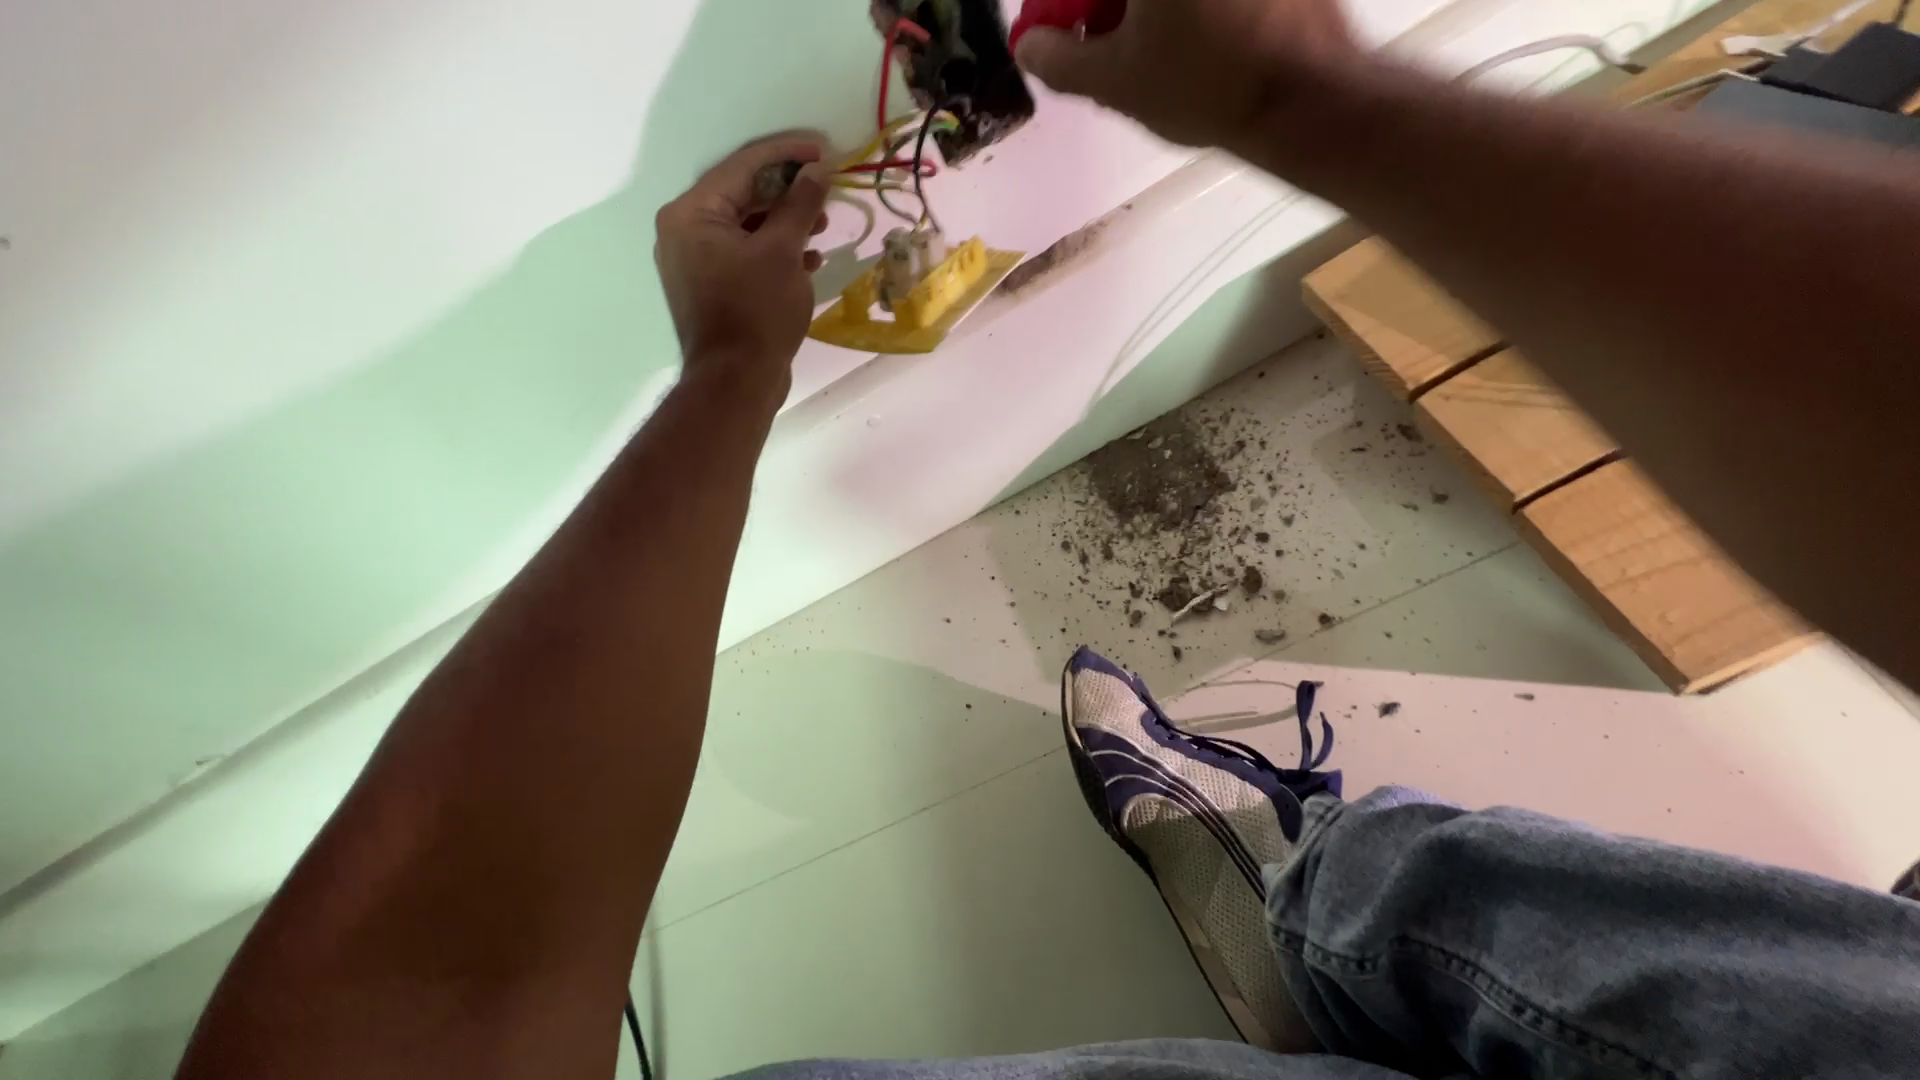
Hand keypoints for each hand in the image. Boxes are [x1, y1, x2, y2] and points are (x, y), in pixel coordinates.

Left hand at [655, 132, 832, 389]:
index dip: (787, 154)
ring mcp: (696, 263)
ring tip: (824, 224)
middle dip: (789, 191)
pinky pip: (746, 255)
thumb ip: (800, 204)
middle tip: (828, 189)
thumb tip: (819, 168)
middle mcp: (685, 231)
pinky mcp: (713, 288)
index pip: (743, 166)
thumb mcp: (784, 251)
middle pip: (743, 194)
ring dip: (787, 223)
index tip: (825, 150)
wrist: (737, 381)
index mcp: (691, 213)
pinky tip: (809, 259)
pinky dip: (776, 252)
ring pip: (747, 226)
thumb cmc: (757, 311)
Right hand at [1014, 0, 1367, 150]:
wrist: (1308, 96)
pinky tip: (1194, 34)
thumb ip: (1059, 61)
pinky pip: (1203, 3)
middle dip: (1106, 8)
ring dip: (1146, 13)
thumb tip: (1028, 46)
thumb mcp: (1114, 82)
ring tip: (1148, 42)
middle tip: (1102, 36)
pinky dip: (1190, 13)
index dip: (1065, 8)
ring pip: (1164, 1)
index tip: (1062, 33)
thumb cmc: (1203, 84)